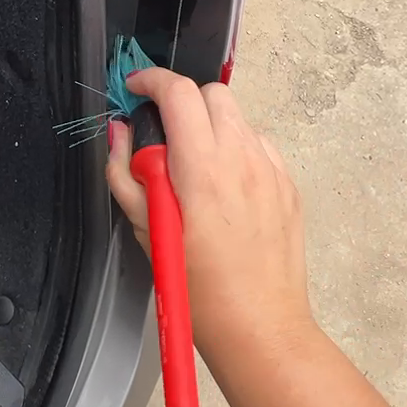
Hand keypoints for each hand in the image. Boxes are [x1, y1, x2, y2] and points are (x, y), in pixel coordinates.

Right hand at [106, 69, 314, 359]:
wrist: (259, 326)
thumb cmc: (196, 287)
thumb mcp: (144, 229)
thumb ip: (123, 172)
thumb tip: (118, 132)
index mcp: (201, 167)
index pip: (178, 92)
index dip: (151, 80)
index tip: (135, 89)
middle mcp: (241, 157)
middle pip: (212, 92)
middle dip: (183, 100)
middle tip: (163, 132)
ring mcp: (270, 169)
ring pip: (237, 116)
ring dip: (210, 124)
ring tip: (194, 164)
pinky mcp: (288, 185)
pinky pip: (259, 144)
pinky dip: (236, 147)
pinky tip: (224, 184)